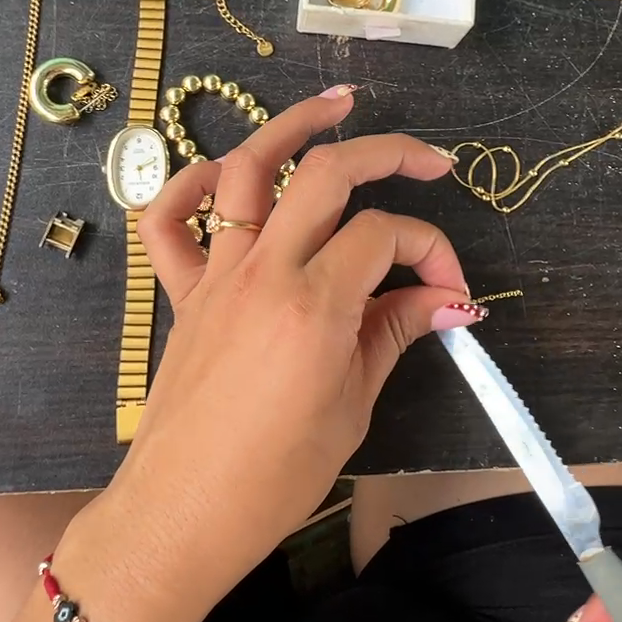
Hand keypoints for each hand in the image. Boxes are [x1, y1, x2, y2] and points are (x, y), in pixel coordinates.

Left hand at [50, 87, 477, 621]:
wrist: (183, 515)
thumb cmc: (276, 478)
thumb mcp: (353, 406)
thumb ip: (395, 332)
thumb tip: (451, 299)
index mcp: (314, 305)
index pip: (385, 236)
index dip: (431, 251)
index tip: (451, 291)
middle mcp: (263, 271)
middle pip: (327, 175)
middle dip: (388, 152)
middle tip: (430, 158)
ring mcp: (217, 274)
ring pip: (248, 170)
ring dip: (291, 125)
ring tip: (334, 105)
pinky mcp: (183, 291)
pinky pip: (169, 220)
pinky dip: (192, 183)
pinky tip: (226, 173)